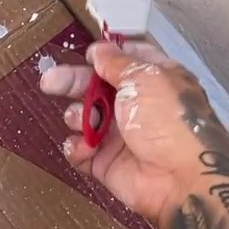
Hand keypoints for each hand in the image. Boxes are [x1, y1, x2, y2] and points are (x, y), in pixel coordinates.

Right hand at [40, 41, 227, 228]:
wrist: (178, 178)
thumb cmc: (169, 122)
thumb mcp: (145, 79)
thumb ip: (117, 62)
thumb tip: (99, 49)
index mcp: (154, 80)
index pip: (127, 59)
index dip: (105, 55)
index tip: (86, 55)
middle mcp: (135, 105)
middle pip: (94, 86)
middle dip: (72, 82)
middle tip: (50, 82)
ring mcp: (118, 134)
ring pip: (81, 116)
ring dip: (77, 116)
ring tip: (82, 121)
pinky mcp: (103, 161)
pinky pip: (78, 149)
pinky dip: (77, 147)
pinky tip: (86, 148)